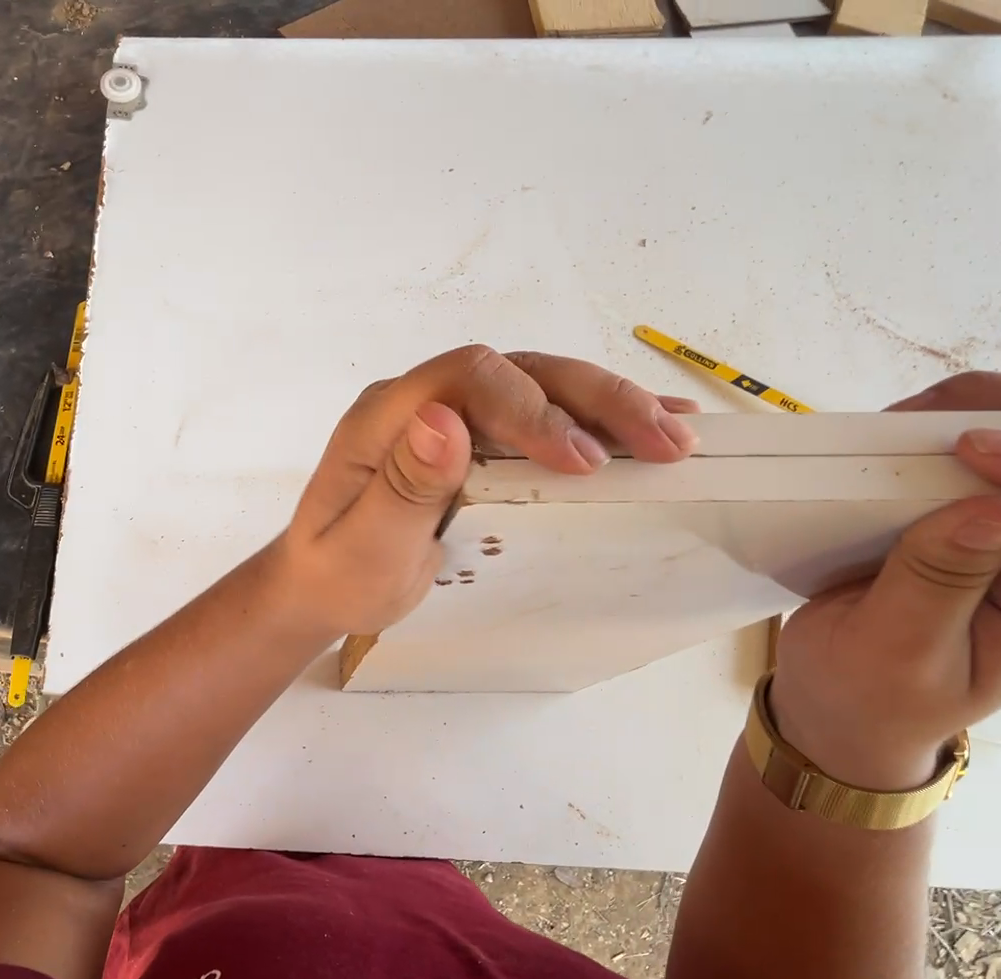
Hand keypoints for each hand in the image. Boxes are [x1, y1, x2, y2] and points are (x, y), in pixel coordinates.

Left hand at [265, 344, 700, 640]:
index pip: (466, 380)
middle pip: (515, 371)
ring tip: (676, 438)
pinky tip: (649, 430)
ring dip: (608, 408)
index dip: (531, 408)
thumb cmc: (338, 576)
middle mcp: (419, 402)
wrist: (324, 585)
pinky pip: (540, 416)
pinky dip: (595, 423)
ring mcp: (449, 417)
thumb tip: (444, 419)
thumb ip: (401, 487)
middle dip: (592, 401)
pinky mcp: (474, 439)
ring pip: (538, 386)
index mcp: (384, 417)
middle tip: (664, 444)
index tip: (581, 462)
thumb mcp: (363, 547)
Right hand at [772, 372, 1000, 789]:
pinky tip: (877, 441)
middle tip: (932, 417)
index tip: (970, 450)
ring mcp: (990, 529)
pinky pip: (955, 453)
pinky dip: (926, 427)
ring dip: (976, 408)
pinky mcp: (935, 516)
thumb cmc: (868, 694)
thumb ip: (940, 583)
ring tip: (898, 420)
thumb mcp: (896, 652)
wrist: (832, 706)